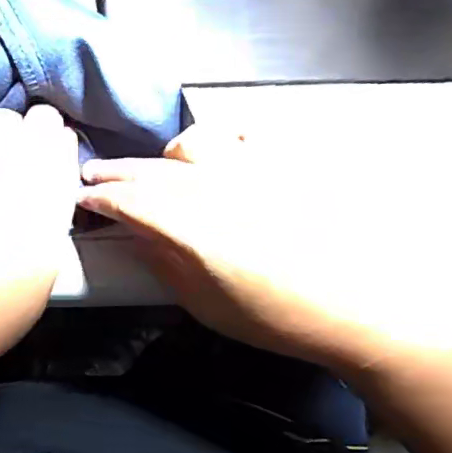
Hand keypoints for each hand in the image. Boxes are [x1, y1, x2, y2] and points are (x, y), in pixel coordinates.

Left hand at [0, 105, 80, 383]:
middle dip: (37, 131)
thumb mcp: (38, 282)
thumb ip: (48, 230)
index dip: (62, 146)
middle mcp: (10, 177)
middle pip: (33, 124)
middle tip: (33, 151)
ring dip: (4, 136)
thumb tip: (48, 199)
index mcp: (45, 209)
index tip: (59, 151)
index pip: (62, 149)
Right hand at [78, 124, 451, 376]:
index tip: (83, 199)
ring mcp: (260, 167)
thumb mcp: (210, 307)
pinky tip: (222, 155)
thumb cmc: (285, 319)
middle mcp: (222, 187)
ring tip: (165, 173)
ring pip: (195, 143)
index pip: (131, 201)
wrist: (368, 306)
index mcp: (197, 229)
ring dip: (168, 158)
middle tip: (95, 176)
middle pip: (153, 169)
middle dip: (118, 172)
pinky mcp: (293, 160)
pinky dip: (222, 140)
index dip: (100, 198)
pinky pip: (245, 132)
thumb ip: (167, 265)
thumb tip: (138, 237)